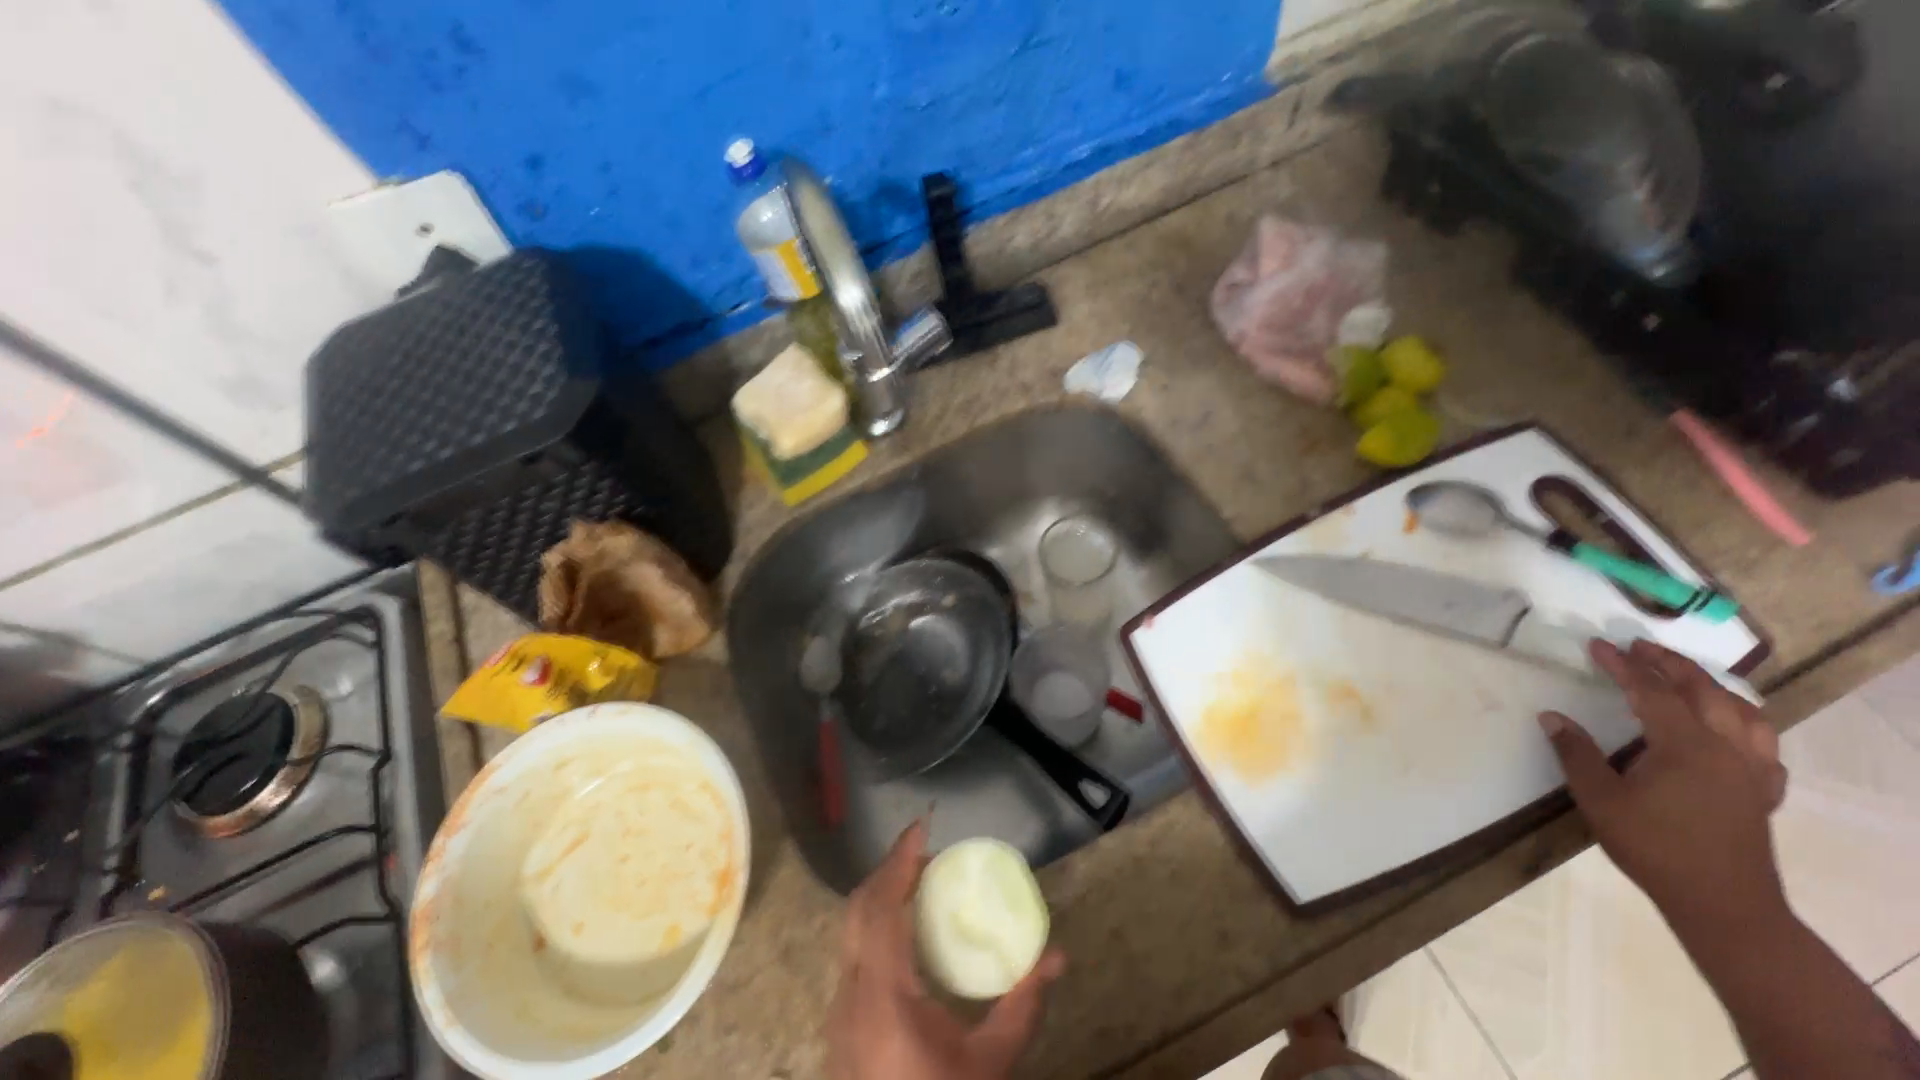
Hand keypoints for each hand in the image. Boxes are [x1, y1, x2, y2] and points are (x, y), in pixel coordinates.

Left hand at [826, 822, 1065, 1079]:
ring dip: (881, 897)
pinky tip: (907, 936)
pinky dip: (876, 926)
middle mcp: (850, 995)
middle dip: (890, 870)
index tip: (922, 827)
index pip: (882, 908)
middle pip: (858, 910)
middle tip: (928, 850)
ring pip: (850, 933)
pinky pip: (854, 956)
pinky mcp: (841, 1026)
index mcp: (884, 996)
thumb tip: (1056, 956)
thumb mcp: (991, 1062)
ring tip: (920, 883)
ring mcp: (839, 1012)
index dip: (899, 862)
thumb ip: (1023, 1004)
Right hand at [1539, 639, 1788, 928]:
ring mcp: (1752, 769)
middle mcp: (1725, 746)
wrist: (1723, 903)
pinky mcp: (1764, 791)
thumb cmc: (1654, 848)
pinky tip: (1735, 732)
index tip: (1598, 645)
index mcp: (1684, 744)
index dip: (1623, 665)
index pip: (1651, 691)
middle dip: (1670, 664)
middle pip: (1703, 690)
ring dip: (1714, 687)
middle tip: (1640, 647)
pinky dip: (1748, 726)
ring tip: (1690, 679)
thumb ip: (1576, 754)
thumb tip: (1552, 717)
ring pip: (1744, 712)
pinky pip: (1764, 746)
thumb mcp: (1600, 800)